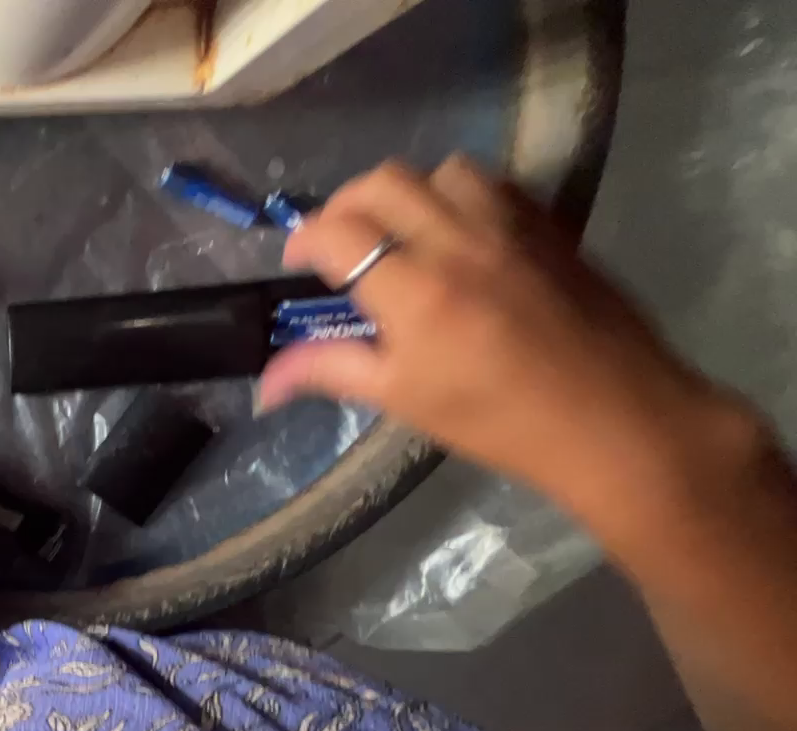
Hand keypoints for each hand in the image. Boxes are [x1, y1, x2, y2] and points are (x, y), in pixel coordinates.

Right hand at [261, 156, 755, 523]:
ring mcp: (511, 227)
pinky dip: (454, 196)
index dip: (303, 239)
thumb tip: (264, 385)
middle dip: (343, 205)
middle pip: (384, 182)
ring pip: (441, 171)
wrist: (611, 416)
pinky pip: (491, 185)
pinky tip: (449, 238)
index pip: (339, 232)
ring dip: (403, 195)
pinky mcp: (548, 227)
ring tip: (393, 235)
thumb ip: (326, 370)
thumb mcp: (396, 396)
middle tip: (333, 245)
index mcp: (415, 291)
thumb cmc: (490, 416)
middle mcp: (459, 243)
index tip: (292, 262)